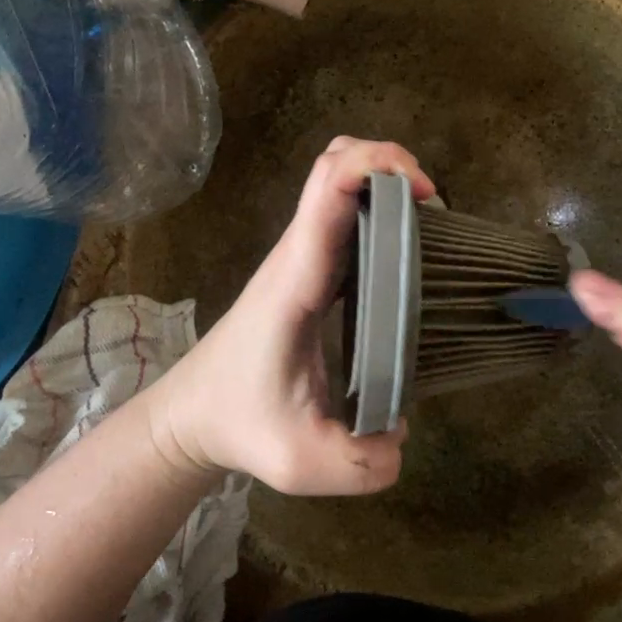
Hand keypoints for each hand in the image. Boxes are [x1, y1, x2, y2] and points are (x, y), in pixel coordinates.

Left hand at [147, 137, 427, 495]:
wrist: (193, 413)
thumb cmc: (241, 422)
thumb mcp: (299, 461)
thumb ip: (362, 463)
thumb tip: (404, 432)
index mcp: (298, 277)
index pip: (328, 190)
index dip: (378, 165)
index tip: (424, 193)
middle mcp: (299, 252)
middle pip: (331, 162)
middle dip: (385, 159)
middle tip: (429, 200)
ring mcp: (301, 254)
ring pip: (334, 178)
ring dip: (380, 176)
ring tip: (424, 218)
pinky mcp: (308, 266)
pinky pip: (339, 209)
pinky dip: (373, 201)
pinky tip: (402, 245)